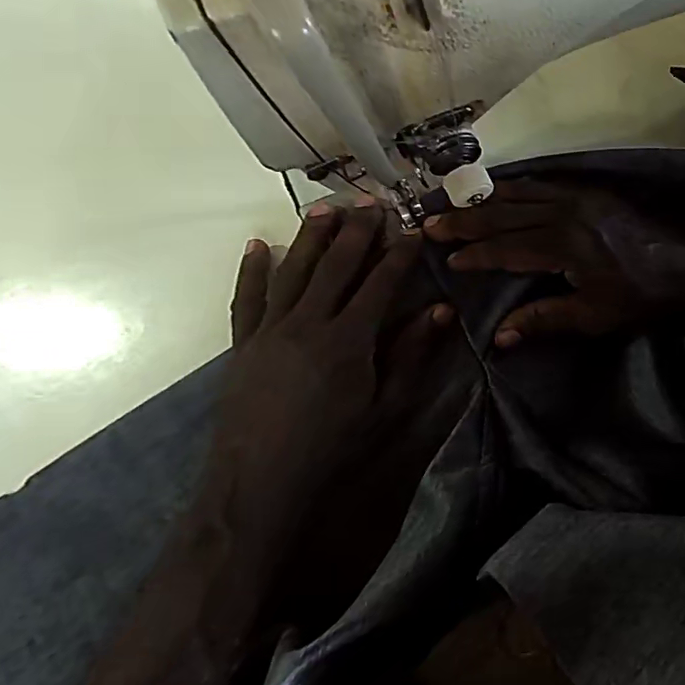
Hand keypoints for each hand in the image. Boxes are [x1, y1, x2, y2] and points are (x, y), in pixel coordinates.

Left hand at [211, 199, 452, 515]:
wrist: (259, 483)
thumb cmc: (333, 445)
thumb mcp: (386, 406)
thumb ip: (412, 355)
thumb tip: (441, 310)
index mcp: (348, 339)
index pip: (379, 283)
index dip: (398, 253)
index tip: (412, 228)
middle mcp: (308, 324)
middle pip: (336, 266)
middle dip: (357, 231)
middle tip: (371, 201)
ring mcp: (270, 331)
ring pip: (293, 271)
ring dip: (311, 237)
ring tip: (326, 208)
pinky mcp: (243, 345)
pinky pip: (247, 298)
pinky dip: (252, 269)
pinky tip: (257, 245)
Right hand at [422, 179, 684, 346]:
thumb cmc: (639, 297)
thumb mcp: (593, 316)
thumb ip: (544, 319)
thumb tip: (498, 336)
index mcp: (563, 245)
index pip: (507, 247)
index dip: (476, 254)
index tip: (447, 259)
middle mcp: (566, 213)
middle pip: (507, 213)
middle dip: (468, 219)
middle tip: (431, 222)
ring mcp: (581, 197)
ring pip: (523, 192)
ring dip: (487, 197)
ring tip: (455, 200)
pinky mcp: (593, 192)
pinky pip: (545, 183)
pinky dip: (518, 186)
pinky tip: (504, 188)